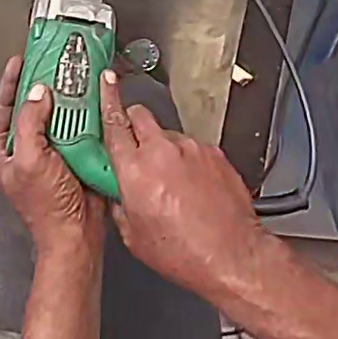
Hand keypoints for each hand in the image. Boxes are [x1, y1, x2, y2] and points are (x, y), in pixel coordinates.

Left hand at [0, 56, 105, 255]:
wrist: (76, 232)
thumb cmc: (47, 206)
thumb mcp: (30, 160)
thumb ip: (30, 123)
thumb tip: (38, 94)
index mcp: (4, 153)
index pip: (2, 109)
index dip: (9, 83)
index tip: (19, 62)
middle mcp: (25, 150)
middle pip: (29, 107)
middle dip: (39, 85)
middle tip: (49, 62)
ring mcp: (49, 152)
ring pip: (54, 114)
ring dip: (63, 97)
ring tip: (70, 75)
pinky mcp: (71, 154)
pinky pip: (75, 126)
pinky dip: (82, 112)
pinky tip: (88, 99)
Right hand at [99, 69, 273, 298]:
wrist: (232, 255)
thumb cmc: (184, 253)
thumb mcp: (133, 237)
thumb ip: (119, 204)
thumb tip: (115, 192)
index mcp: (135, 170)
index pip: (114, 123)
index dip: (107, 99)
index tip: (106, 82)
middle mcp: (163, 151)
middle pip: (141, 116)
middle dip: (134, 125)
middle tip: (135, 147)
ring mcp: (191, 148)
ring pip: (168, 135)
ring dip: (164, 150)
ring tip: (172, 184)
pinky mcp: (213, 152)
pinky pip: (193, 148)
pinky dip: (188, 162)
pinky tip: (193, 188)